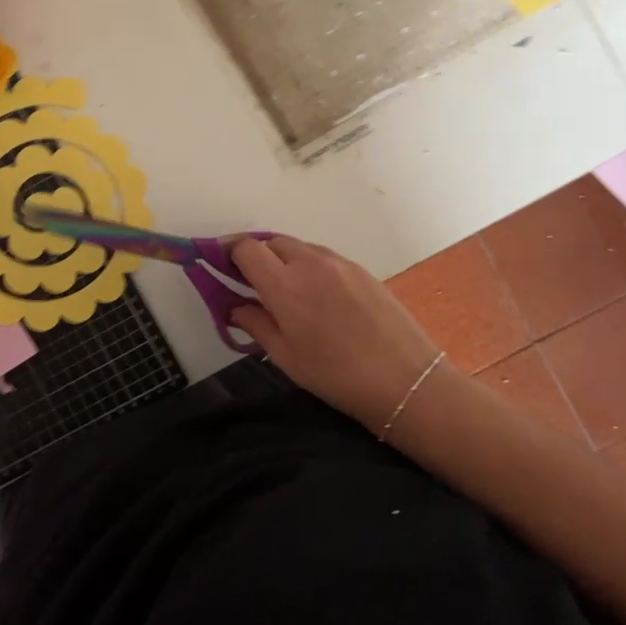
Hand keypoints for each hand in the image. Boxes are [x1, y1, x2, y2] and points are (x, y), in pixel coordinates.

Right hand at [231, 236, 444, 428]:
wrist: (407, 382)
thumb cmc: (336, 375)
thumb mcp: (285, 356)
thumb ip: (255, 324)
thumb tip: (235, 307)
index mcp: (284, 285)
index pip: (245, 249)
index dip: (227, 253)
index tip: (218, 266)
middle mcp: (310, 264)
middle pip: (270, 242)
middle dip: (253, 255)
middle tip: (246, 280)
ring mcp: (340, 264)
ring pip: (298, 247)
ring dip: (281, 259)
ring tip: (280, 289)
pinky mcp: (361, 271)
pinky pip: (323, 258)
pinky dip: (307, 266)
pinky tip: (313, 296)